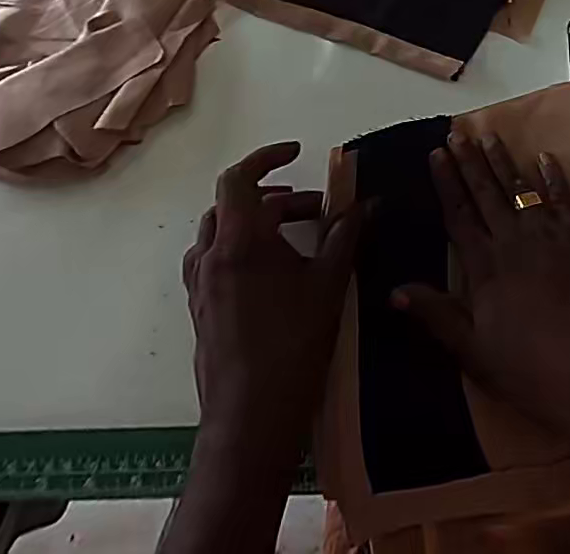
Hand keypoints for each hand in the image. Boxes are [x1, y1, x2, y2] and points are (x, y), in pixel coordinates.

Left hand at [182, 142, 364, 468]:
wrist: (252, 416)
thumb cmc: (294, 343)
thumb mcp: (329, 282)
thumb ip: (346, 234)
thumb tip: (369, 203)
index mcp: (239, 241)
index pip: (240, 178)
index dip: (267, 157)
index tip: (296, 153)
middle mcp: (211, 255)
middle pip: (235, 204)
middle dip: (278, 198)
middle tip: (318, 209)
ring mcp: (201, 283)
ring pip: (223, 231)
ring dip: (259, 221)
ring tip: (298, 236)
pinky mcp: (201, 306)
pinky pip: (217, 258)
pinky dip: (244, 246)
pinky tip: (273, 270)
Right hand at [393, 133, 569, 462]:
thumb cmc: (535, 370)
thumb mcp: (475, 354)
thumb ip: (436, 315)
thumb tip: (393, 289)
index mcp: (485, 266)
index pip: (458, 213)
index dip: (446, 182)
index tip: (436, 154)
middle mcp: (514, 240)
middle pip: (486, 192)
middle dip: (469, 161)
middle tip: (456, 133)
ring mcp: (550, 234)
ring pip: (520, 188)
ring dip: (503, 161)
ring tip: (488, 136)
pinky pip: (563, 197)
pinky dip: (553, 176)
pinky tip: (544, 157)